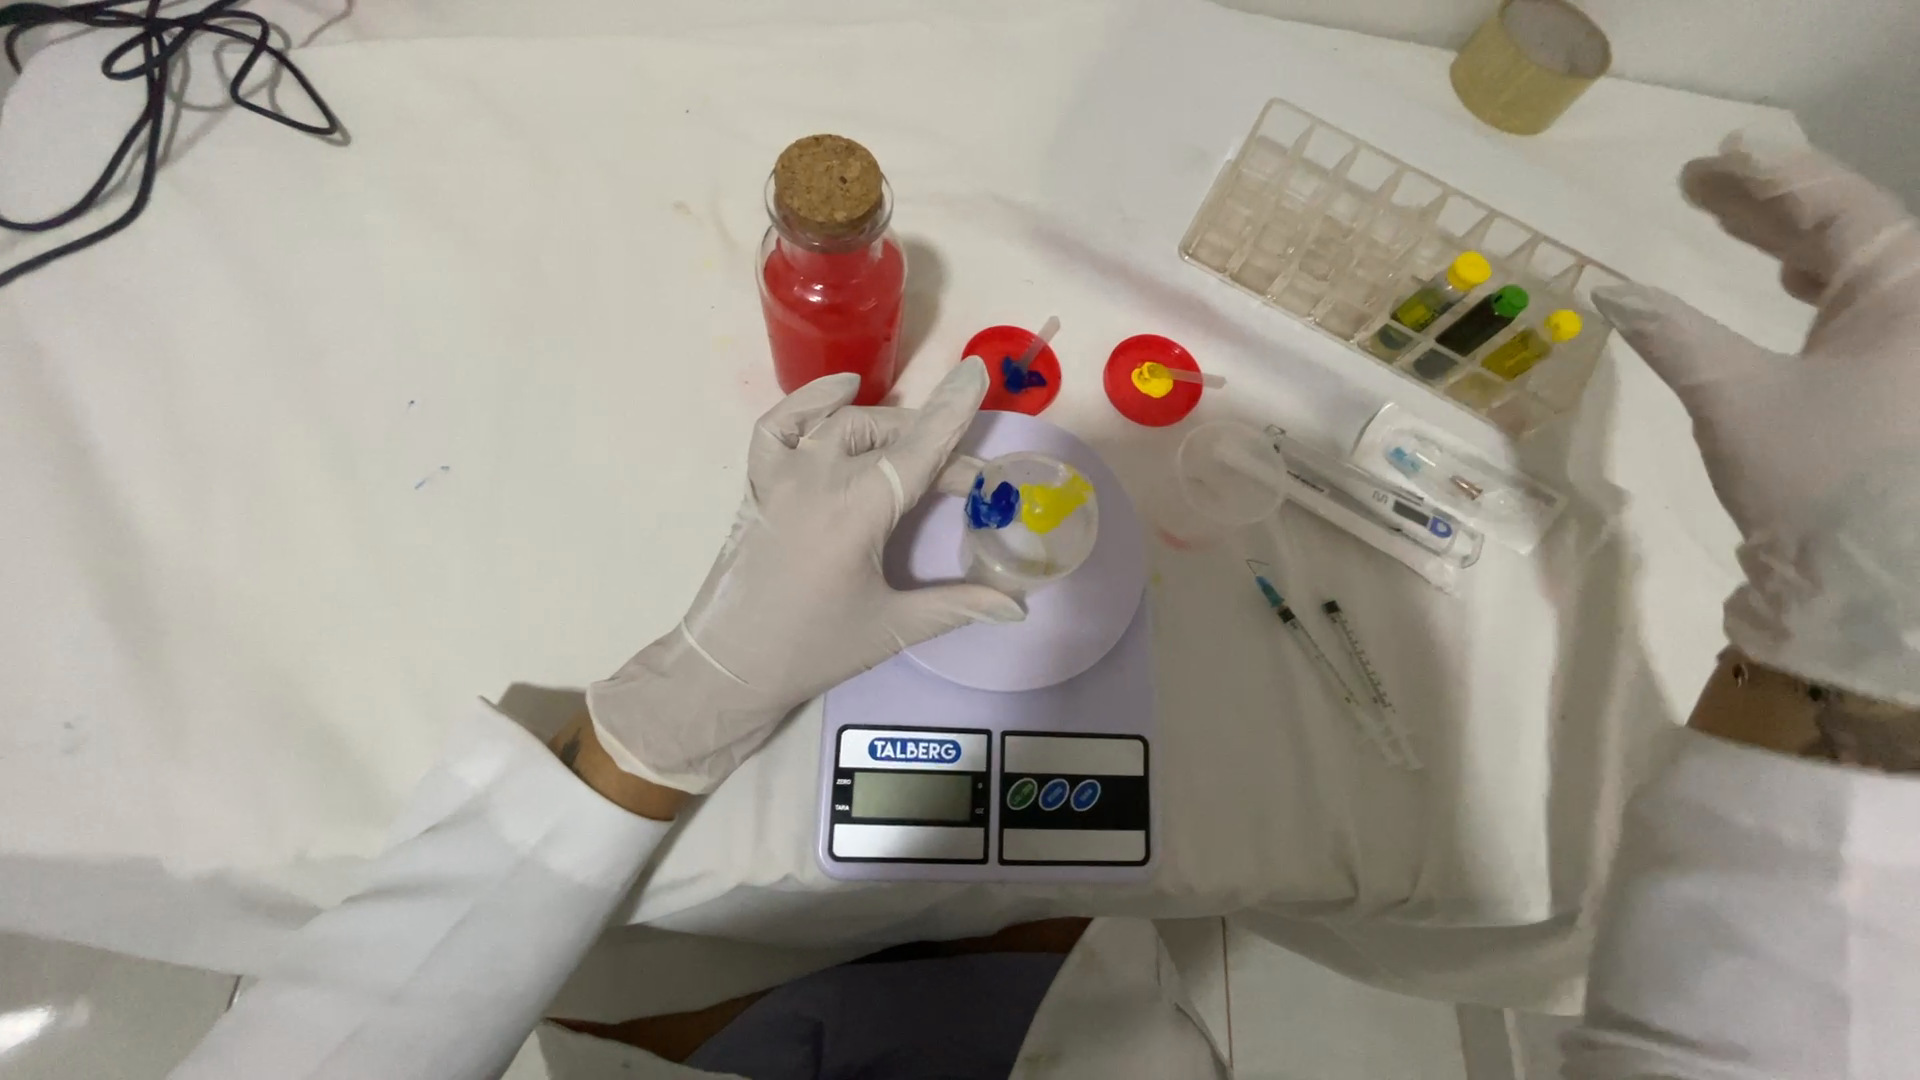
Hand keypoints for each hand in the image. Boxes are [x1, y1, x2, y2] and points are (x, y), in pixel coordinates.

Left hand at [586, 358, 1023, 792]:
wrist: (728, 667)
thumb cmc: (812, 650)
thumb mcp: (892, 629)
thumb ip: (958, 606)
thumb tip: (1018, 605)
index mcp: (857, 512)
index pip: (917, 448)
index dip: (953, 410)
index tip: (977, 371)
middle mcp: (818, 480)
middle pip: (888, 435)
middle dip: (935, 446)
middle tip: (965, 484)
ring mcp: (781, 476)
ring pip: (842, 423)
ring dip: (887, 426)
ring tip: (916, 449)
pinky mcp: (757, 483)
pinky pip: (780, 424)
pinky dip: (810, 401)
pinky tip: (840, 392)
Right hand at [1595, 136, 1919, 706]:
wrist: (1869, 568)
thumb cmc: (1810, 473)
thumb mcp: (1731, 397)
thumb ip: (1671, 334)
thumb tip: (1609, 290)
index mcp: (1904, 290)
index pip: (1833, 208)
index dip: (1770, 178)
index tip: (1717, 157)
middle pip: (1847, 228)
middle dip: (1769, 204)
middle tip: (1701, 182)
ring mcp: (1917, 338)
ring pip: (1856, 264)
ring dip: (1789, 240)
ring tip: (1733, 219)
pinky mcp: (1903, 372)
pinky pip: (1866, 301)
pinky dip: (1817, 282)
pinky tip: (1789, 279)